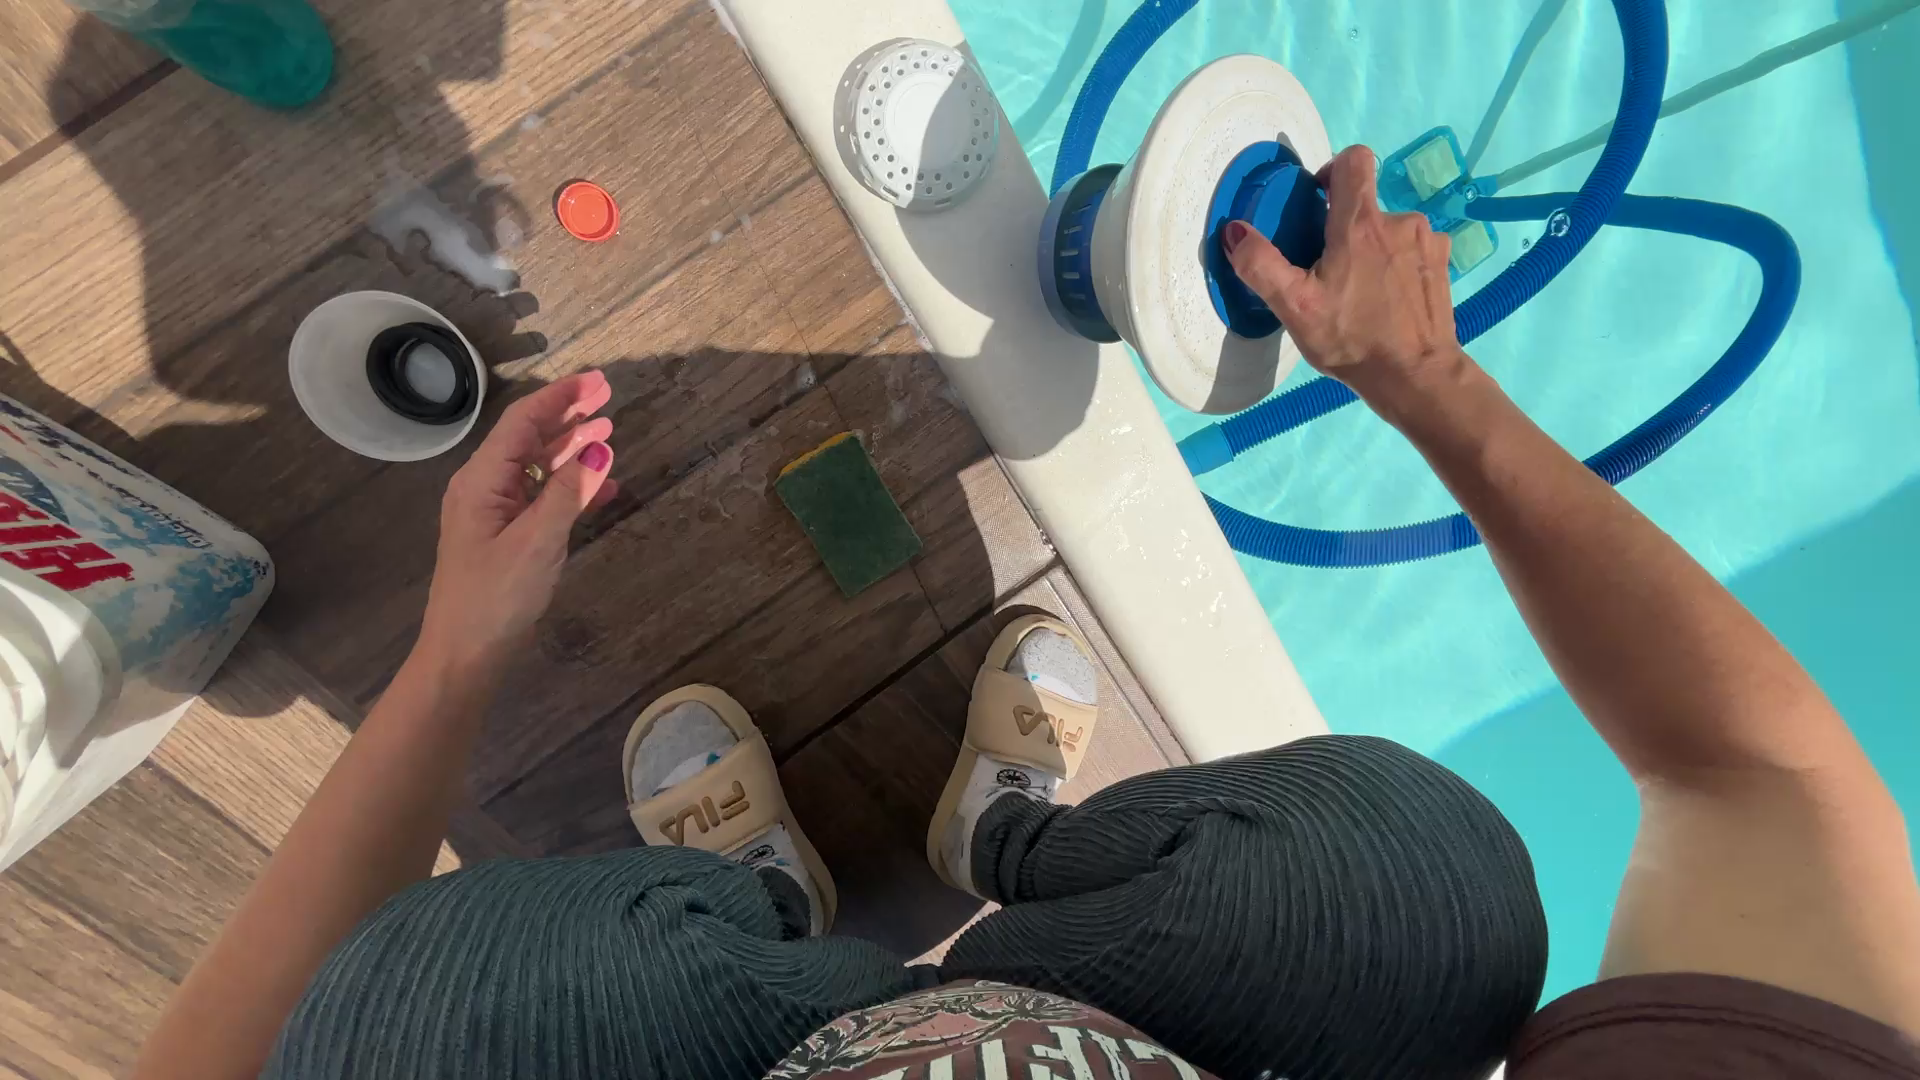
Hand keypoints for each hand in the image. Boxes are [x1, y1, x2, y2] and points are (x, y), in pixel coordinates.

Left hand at [417, 372, 616, 674]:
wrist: (468, 651)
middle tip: (610, 397)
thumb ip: (570, 491)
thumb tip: (602, 448)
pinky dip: (573, 485)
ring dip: (573, 447)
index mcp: (483, 480)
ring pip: (539, 465)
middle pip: (531, 437)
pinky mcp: (510, 533)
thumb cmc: (497, 595)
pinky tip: (602, 487)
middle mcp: (487, 486)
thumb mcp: (538, 540)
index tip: (600, 381)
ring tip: (610, 433)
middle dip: (570, 415)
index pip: (524, 421)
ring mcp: (498, 510)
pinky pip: (545, 495)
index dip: (562, 397)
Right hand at [1222, 145, 1460, 393]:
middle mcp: (1399, 220)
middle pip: (1366, 206)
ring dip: (1370, 250)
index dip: (1332, 170)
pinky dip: (1395, 266)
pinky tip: (1385, 300)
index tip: (1317, 201)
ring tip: (1357, 292)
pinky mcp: (1443, 262)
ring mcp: (1427, 240)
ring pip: (1388, 230)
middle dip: (1343, 229)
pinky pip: (1411, 250)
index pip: (1354, 161)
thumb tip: (1233, 231)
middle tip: (1327, 271)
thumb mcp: (1293, 307)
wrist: (1413, 373)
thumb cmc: (1349, 339)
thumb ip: (1260, 265)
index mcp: (1360, 224)